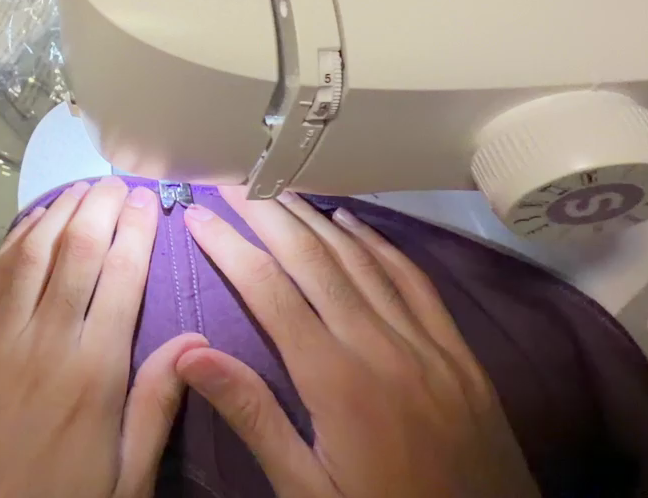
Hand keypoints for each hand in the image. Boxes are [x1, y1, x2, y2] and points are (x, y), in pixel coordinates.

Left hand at [0, 177, 204, 497]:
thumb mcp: (125, 479)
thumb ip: (156, 404)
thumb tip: (193, 338)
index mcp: (93, 373)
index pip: (122, 276)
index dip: (136, 230)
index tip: (148, 200)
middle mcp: (45, 341)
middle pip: (77, 250)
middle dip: (101, 207)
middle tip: (118, 182)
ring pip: (32, 252)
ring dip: (58, 211)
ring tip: (81, 188)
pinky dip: (13, 241)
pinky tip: (30, 223)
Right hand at [176, 191, 539, 497]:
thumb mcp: (308, 493)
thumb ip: (252, 416)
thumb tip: (187, 353)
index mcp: (336, 380)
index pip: (267, 289)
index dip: (227, 245)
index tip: (196, 215)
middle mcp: (381, 347)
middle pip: (312, 258)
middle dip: (266, 212)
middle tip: (232, 181)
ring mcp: (427, 345)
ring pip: (360, 259)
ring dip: (314, 217)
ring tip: (277, 189)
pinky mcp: (460, 354)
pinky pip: (413, 280)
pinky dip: (378, 243)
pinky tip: (351, 222)